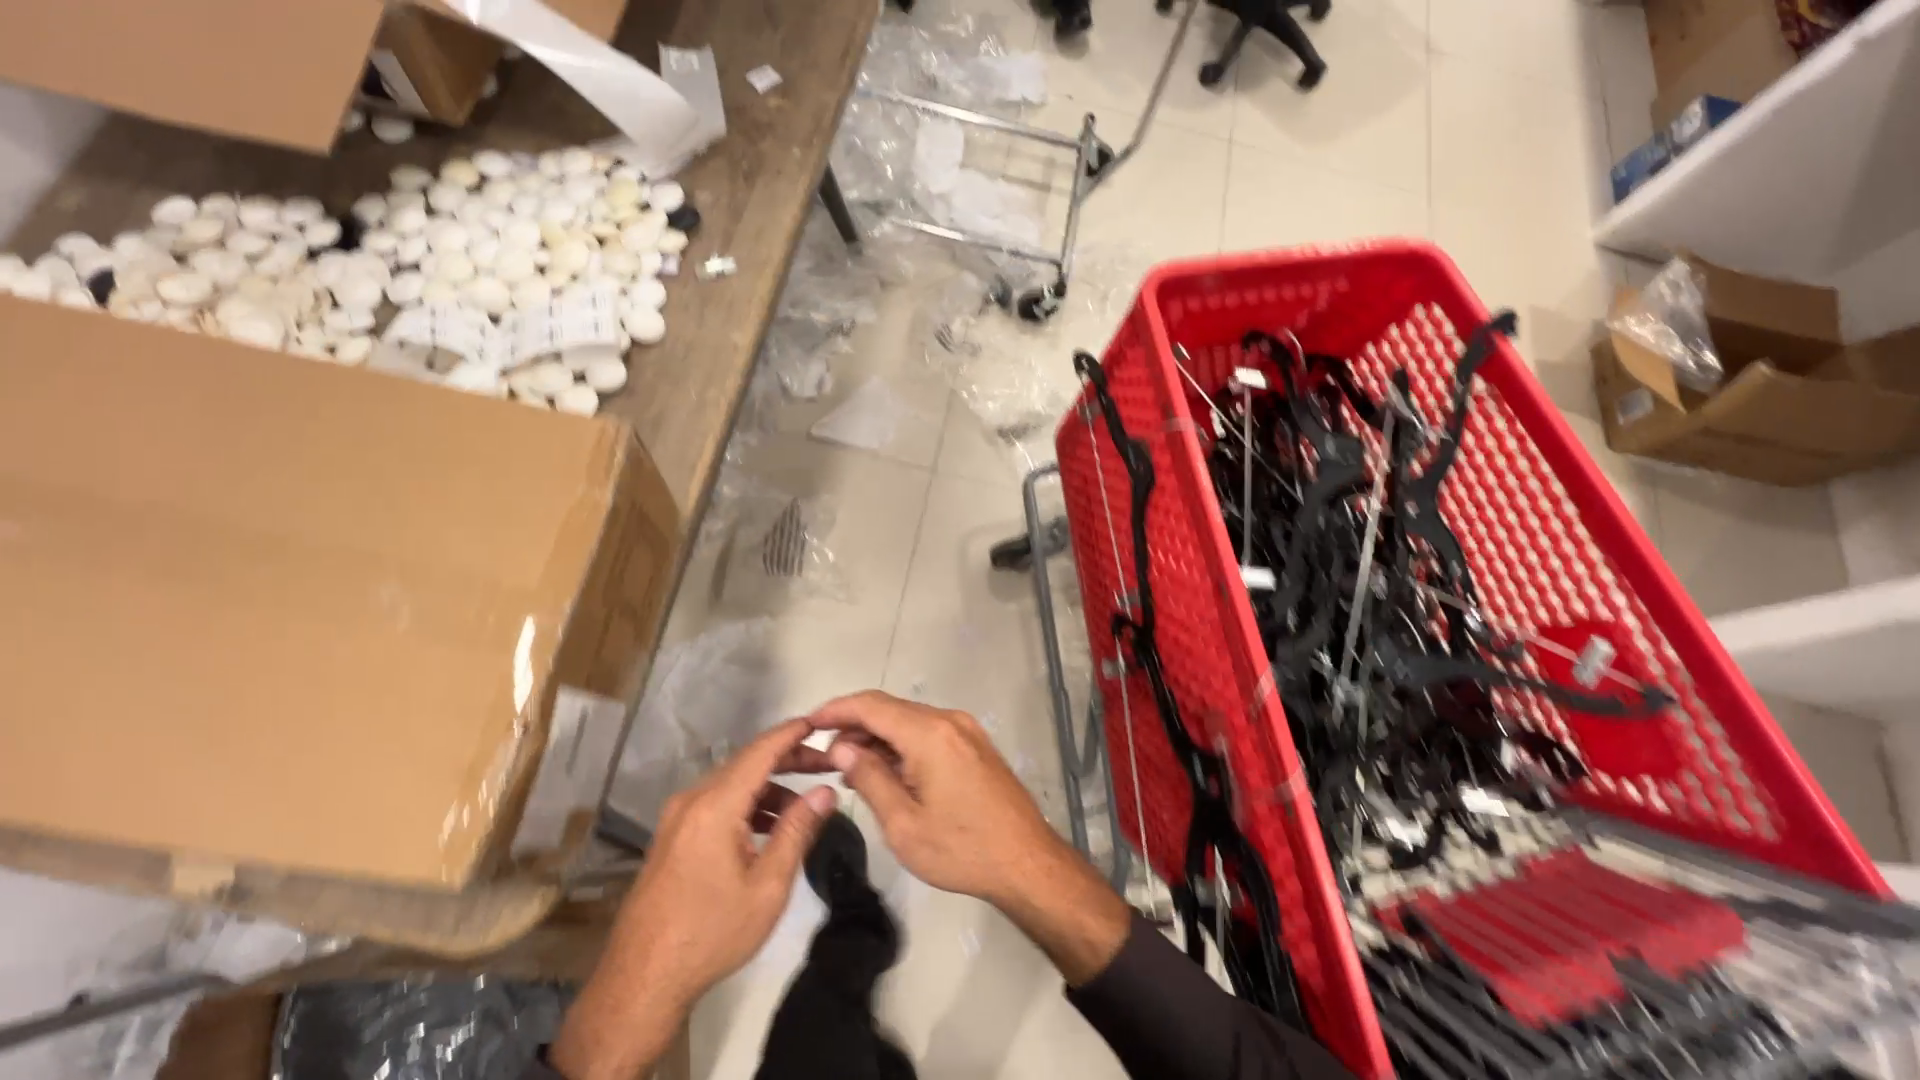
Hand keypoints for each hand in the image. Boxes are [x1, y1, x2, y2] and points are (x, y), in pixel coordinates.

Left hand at [550, 719, 835, 1079]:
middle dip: (788, 760)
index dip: (792, 734)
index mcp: (714, 805)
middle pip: (746, 764)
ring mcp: (677, 820)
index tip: (822, 723)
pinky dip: (747, 807)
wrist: (644, 979)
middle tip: (828, 764)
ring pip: (731, 786)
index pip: (760, 751)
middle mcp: (691, 801)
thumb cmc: (712, 931)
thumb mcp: (768, 885)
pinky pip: (716, 806)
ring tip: (805, 808)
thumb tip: (826, 791)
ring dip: (769, 788)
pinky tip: (770, 830)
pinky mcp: (672, 839)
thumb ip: (798, 831)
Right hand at [808, 691, 1131, 984]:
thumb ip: (869, 779)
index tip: (809, 724)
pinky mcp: (975, 747)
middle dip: (854, 726)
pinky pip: (928, 734)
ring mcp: (966, 732)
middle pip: (890, 709)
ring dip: (878, 737)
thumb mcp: (903, 823)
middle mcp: (949, 721)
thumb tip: (843, 748)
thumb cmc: (961, 848)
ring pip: (909, 722)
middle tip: (824, 754)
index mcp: (929, 734)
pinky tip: (886, 772)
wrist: (1026, 863)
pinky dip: (902, 745)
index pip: (871, 706)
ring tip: (849, 768)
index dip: (836, 710)